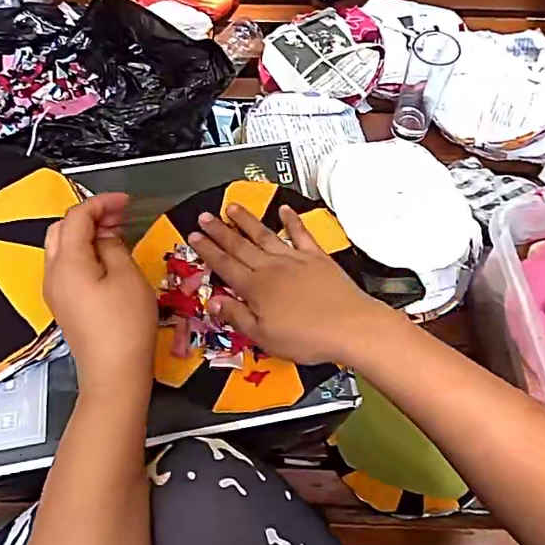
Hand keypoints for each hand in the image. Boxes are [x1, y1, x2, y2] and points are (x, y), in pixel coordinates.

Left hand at [44, 194, 155, 395]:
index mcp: (68, 264)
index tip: (124, 200)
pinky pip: (68, 267)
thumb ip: (114, 247)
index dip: (101, 203)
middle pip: (62, 230)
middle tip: (119, 213)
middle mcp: (53, 275)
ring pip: (62, 248)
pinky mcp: (65, 304)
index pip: (76, 218)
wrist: (114, 372)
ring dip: (86, 233)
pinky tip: (108, 256)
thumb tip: (106, 236)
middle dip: (89, 215)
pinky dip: (85, 252)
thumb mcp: (128, 277)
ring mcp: (56, 291)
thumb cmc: (125, 326)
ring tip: (116, 232)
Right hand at [188, 204, 401, 366]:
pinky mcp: (317, 258)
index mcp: (256, 288)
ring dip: (247, 221)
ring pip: (265, 235)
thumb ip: (237, 316)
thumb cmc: (308, 337)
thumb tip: (215, 303)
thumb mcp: (263, 336)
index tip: (195, 238)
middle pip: (239, 245)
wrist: (349, 326)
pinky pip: (300, 234)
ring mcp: (295, 260)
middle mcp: (273, 268)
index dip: (207, 251)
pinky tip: (285, 210)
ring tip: (233, 208)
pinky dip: (292, 221)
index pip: (224, 265)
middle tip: (205, 217)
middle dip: (219, 230)